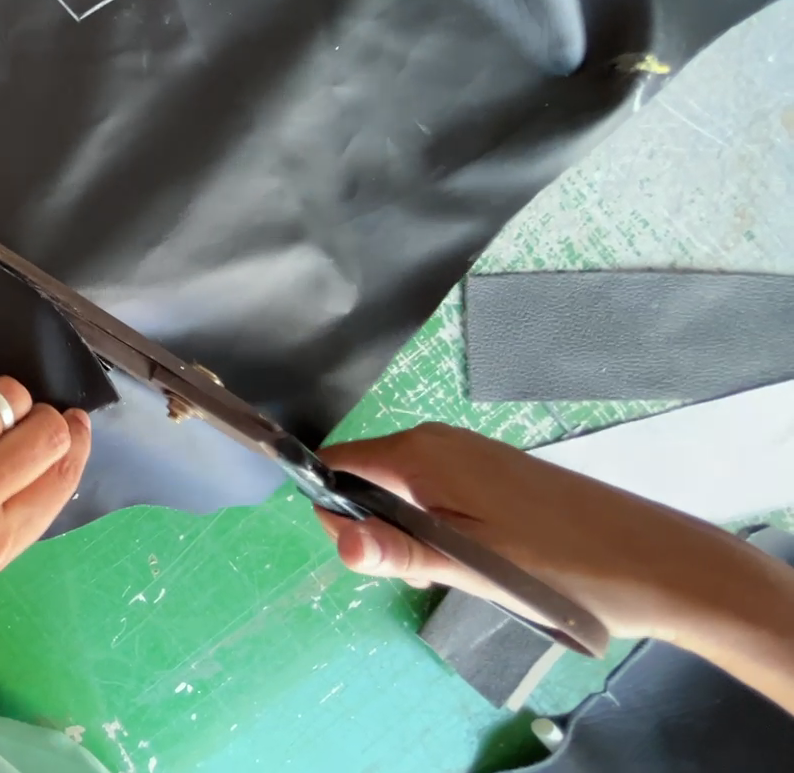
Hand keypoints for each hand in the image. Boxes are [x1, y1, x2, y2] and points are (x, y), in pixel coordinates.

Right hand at [314, 422, 771, 641]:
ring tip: (456, 566)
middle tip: (423, 570)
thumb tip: (337, 544)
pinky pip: (431, 484)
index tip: (371, 551)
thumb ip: (399, 552)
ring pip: (398, 484)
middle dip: (376, 523)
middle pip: (364, 475)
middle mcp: (432, 438)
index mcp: (417, 453)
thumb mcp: (473, 567)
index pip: (334, 465)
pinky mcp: (489, 465)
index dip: (335, 508)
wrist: (675, 568)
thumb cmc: (566, 567)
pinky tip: (476, 551)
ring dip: (408, 526)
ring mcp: (464, 449)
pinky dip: (436, 518)